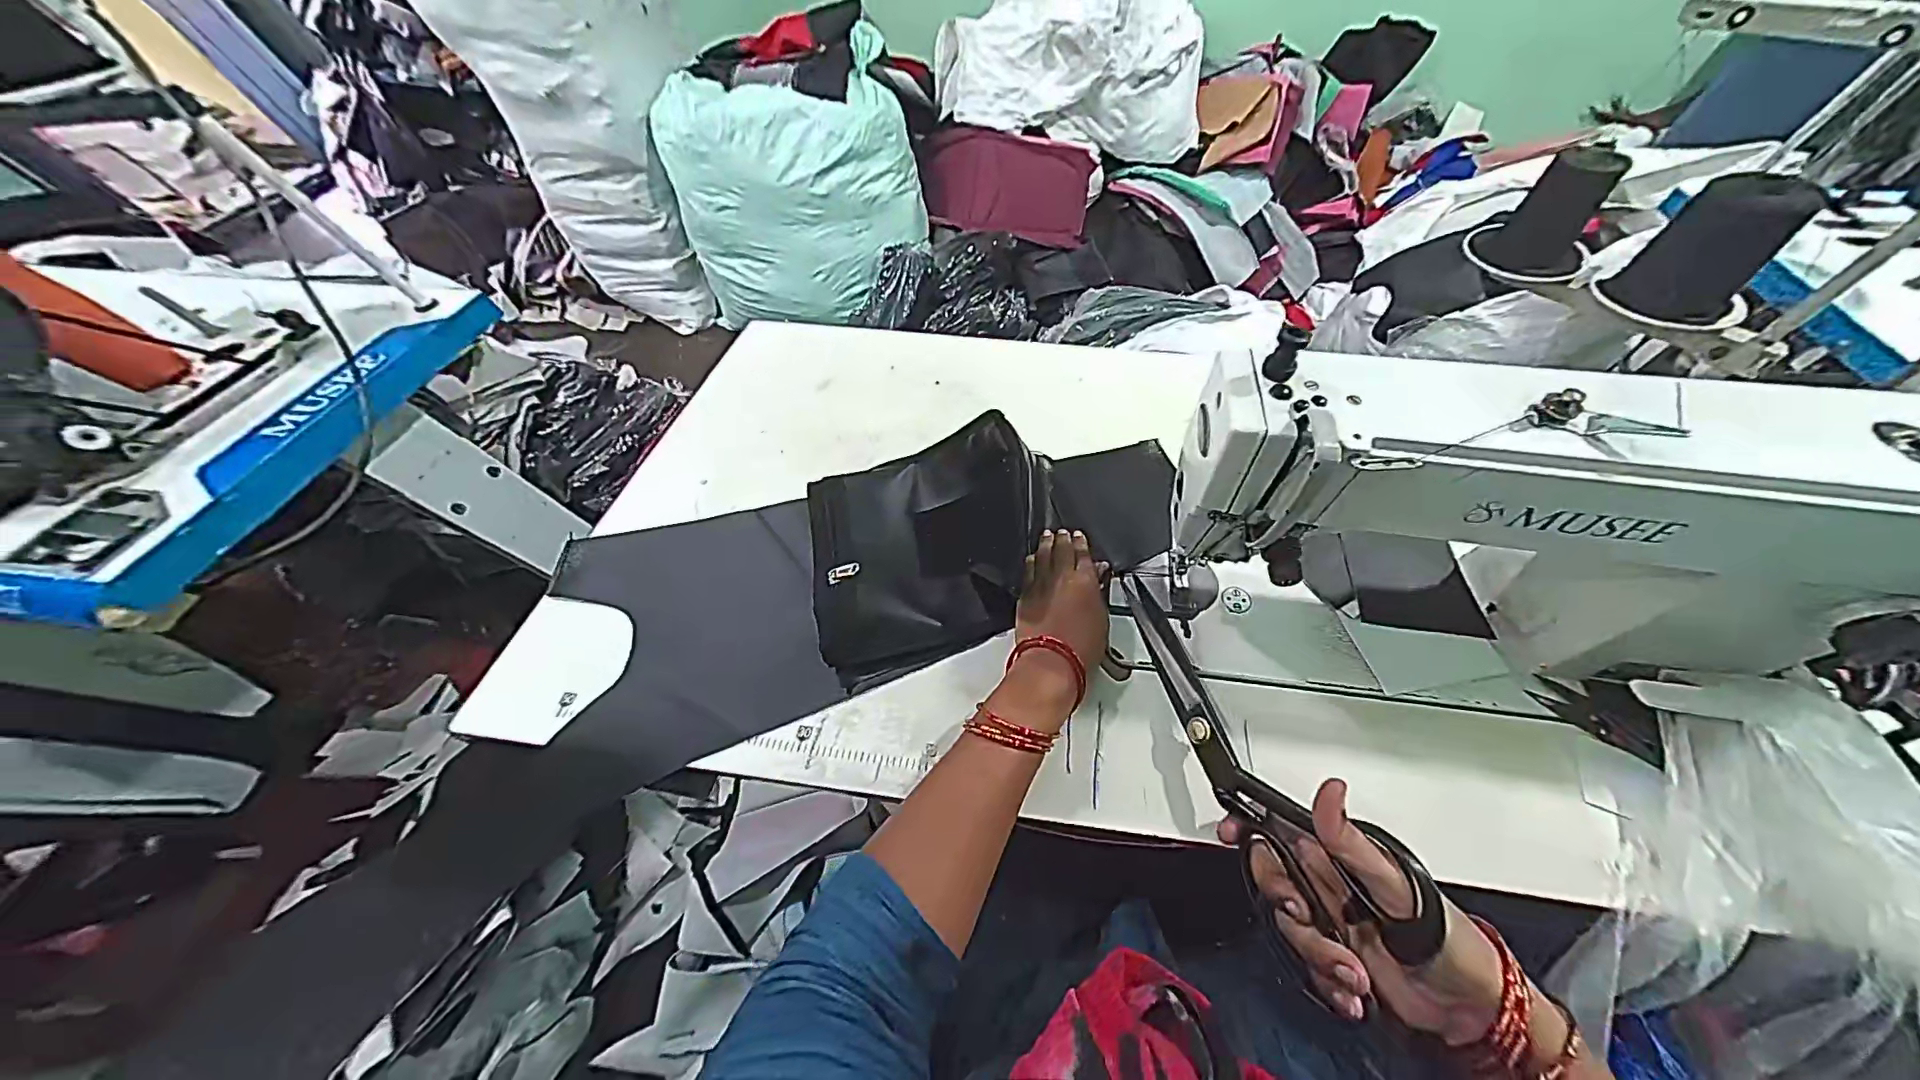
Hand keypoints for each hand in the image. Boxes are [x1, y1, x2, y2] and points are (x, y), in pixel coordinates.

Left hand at [1016, 529, 1109, 672]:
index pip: (1083, 555)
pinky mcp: (1026, 596)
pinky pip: (1028, 572)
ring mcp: (1041, 585)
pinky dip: (1031, 562)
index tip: (1079, 537)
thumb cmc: (1081, 648)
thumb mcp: (1102, 619)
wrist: (1052, 661)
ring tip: (1047, 537)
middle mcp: (1061, 578)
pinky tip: (1032, 558)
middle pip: (1062, 551)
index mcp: (1085, 582)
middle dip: (1063, 540)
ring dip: (1046, 545)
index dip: (1081, 544)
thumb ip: (1099, 594)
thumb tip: (1098, 580)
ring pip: (1043, 557)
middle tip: (1062, 532)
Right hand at [1219, 779, 1504, 1043]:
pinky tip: (1354, 991)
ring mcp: (1328, 921)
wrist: (1476, 1010)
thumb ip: (1352, 842)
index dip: (1248, 827)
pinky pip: (1305, 965)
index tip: (1230, 832)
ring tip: (1354, 972)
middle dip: (1282, 900)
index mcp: (1336, 857)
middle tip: (1305, 914)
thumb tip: (1331, 792)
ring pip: (1288, 927)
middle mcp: (1326, 884)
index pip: (1279, 830)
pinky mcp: (1333, 958)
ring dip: (1318, 954)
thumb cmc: (1448, 938)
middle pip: (1272, 878)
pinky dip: (1326, 983)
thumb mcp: (1397, 884)